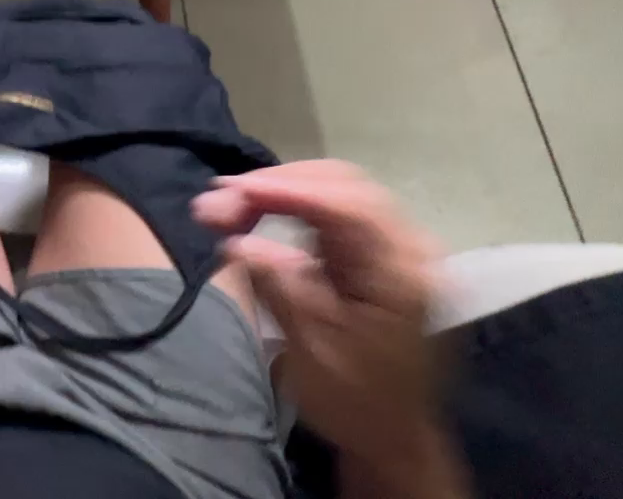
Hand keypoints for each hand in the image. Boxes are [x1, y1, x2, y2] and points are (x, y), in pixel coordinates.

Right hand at [193, 162, 455, 480]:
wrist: (393, 439)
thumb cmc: (356, 402)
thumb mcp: (312, 350)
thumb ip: (278, 287)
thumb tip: (235, 241)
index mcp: (402, 273)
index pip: (346, 206)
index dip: (286, 190)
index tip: (231, 192)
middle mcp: (405, 246)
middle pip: (338, 182)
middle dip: (274, 184)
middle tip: (217, 200)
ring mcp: (389, 244)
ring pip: (329, 186)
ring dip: (274, 189)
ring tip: (223, 205)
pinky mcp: (369, 248)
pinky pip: (325, 205)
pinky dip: (283, 201)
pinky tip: (250, 210)